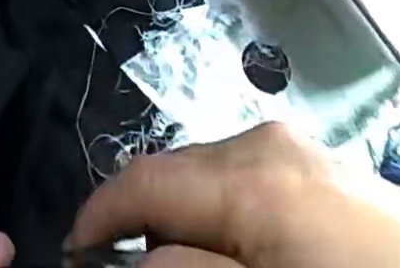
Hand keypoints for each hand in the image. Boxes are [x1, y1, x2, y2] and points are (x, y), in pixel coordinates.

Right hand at [66, 123, 399, 267]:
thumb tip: (132, 260)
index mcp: (248, 176)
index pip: (143, 181)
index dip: (100, 217)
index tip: (75, 255)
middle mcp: (262, 144)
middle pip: (171, 174)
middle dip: (143, 224)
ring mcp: (297, 152)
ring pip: (207, 179)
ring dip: (185, 223)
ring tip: (187, 264)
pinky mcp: (324, 171)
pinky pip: (245, 184)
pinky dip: (224, 218)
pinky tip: (245, 256)